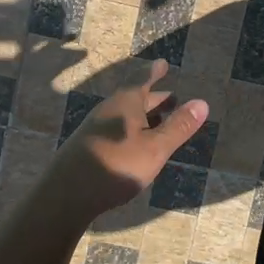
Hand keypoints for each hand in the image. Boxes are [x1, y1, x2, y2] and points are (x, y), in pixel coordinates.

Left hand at [46, 60, 208, 223]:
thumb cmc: (115, 166)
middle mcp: (107, 111)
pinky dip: (129, 131)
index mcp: (125, 103)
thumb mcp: (155, 148)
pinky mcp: (84, 150)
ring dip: (141, 117)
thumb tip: (202, 103)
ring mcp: (92, 130)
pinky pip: (113, 131)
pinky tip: (133, 147)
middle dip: (153, 99)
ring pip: (122, 116)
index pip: (142, 79)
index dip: (154, 71)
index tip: (163, 64)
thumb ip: (178, 127)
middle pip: (133, 98)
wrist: (62, 199)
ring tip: (157, 124)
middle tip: (172, 99)